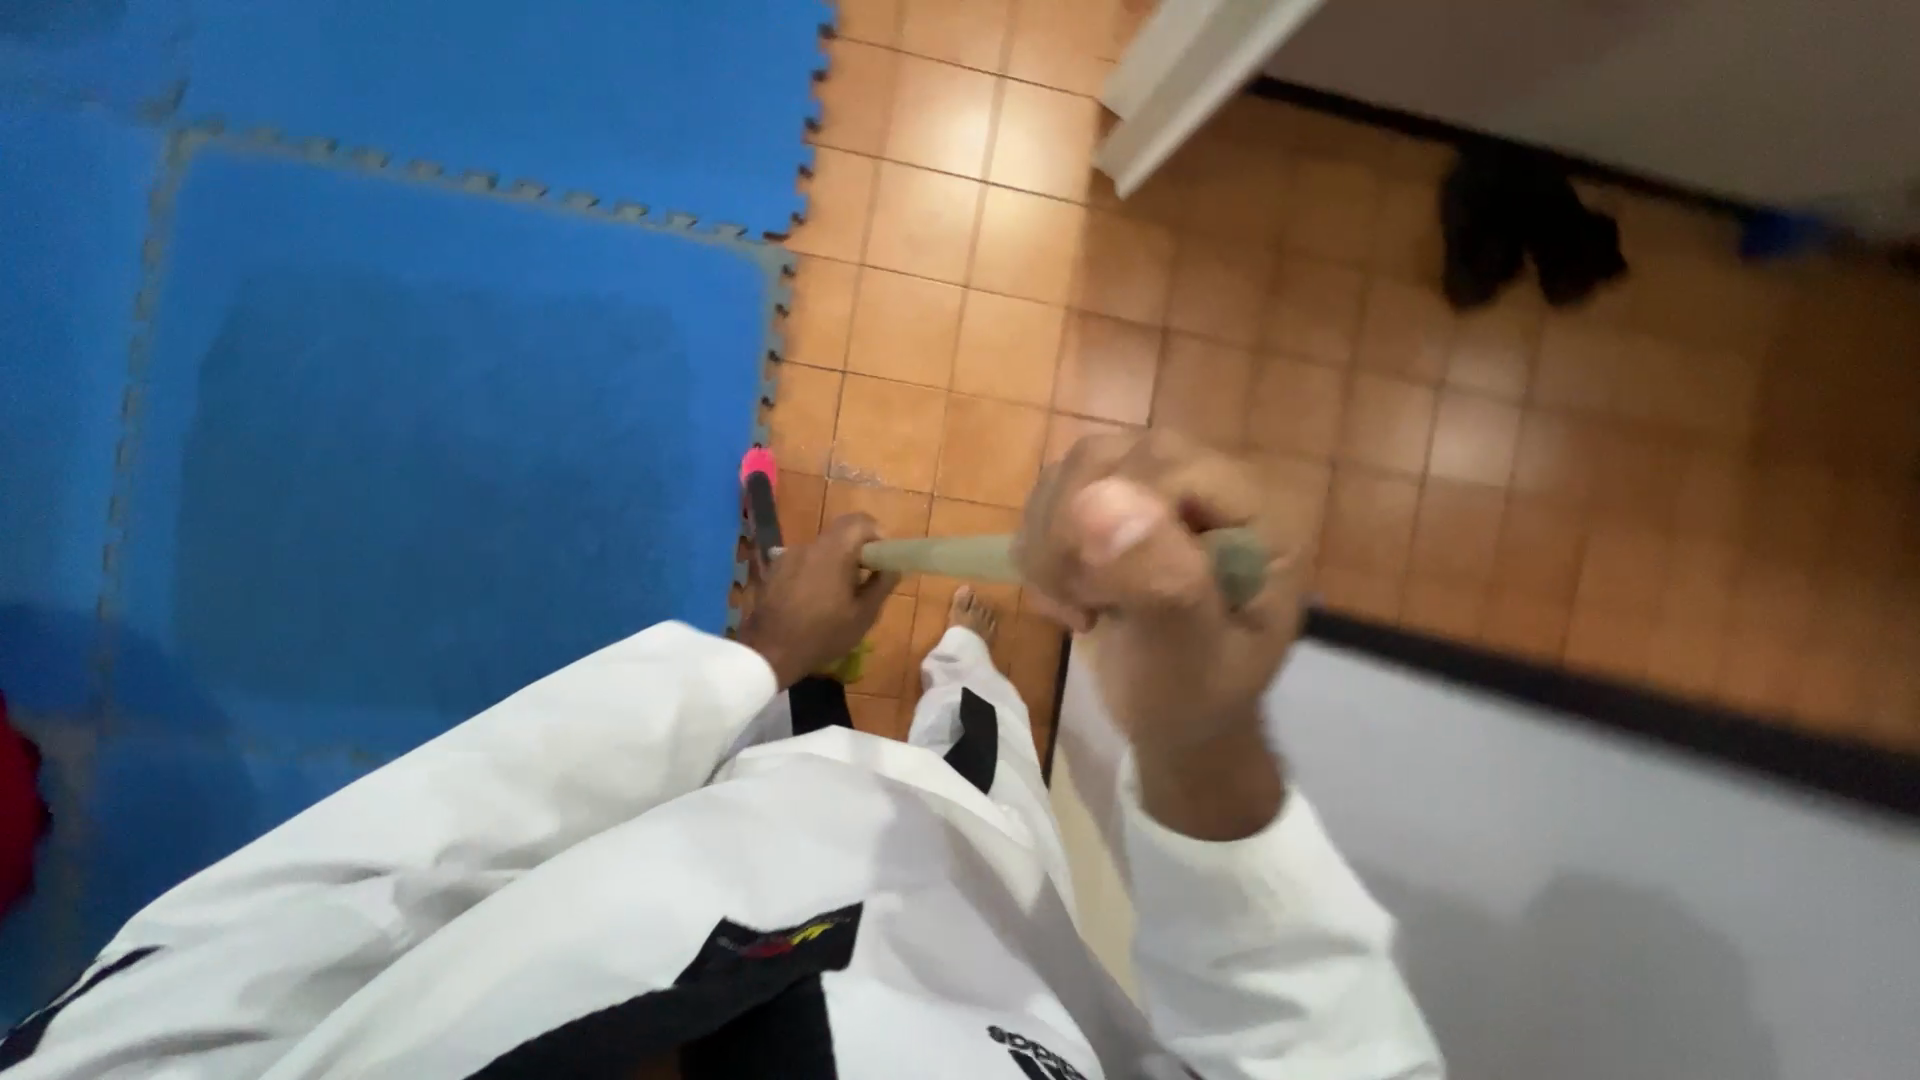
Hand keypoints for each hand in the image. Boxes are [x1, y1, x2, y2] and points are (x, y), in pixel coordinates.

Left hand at [737, 513, 898, 689]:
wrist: (769, 652)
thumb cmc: (822, 635)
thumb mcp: (863, 616)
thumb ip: (881, 585)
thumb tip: (892, 566)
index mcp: (833, 551)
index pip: (860, 521)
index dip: (876, 534)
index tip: (881, 559)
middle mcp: (809, 546)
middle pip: (840, 535)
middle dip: (856, 552)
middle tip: (864, 581)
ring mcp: (787, 557)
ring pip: (821, 550)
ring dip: (834, 564)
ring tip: (837, 597)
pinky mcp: (773, 570)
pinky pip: (802, 563)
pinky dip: (814, 573)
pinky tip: (812, 602)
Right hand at [1015, 430, 1308, 837]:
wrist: (1174, 719)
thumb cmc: (1194, 698)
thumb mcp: (1189, 656)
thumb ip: (1161, 581)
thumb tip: (1100, 499)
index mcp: (1253, 516)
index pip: (1167, 465)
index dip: (1112, 516)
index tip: (1093, 591)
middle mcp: (1208, 489)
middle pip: (1113, 457)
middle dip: (1071, 532)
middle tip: (1078, 601)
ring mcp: (1157, 491)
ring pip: (1075, 470)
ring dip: (1050, 542)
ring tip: (1074, 604)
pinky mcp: (1115, 506)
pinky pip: (1054, 494)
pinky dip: (1039, 547)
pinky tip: (1063, 596)